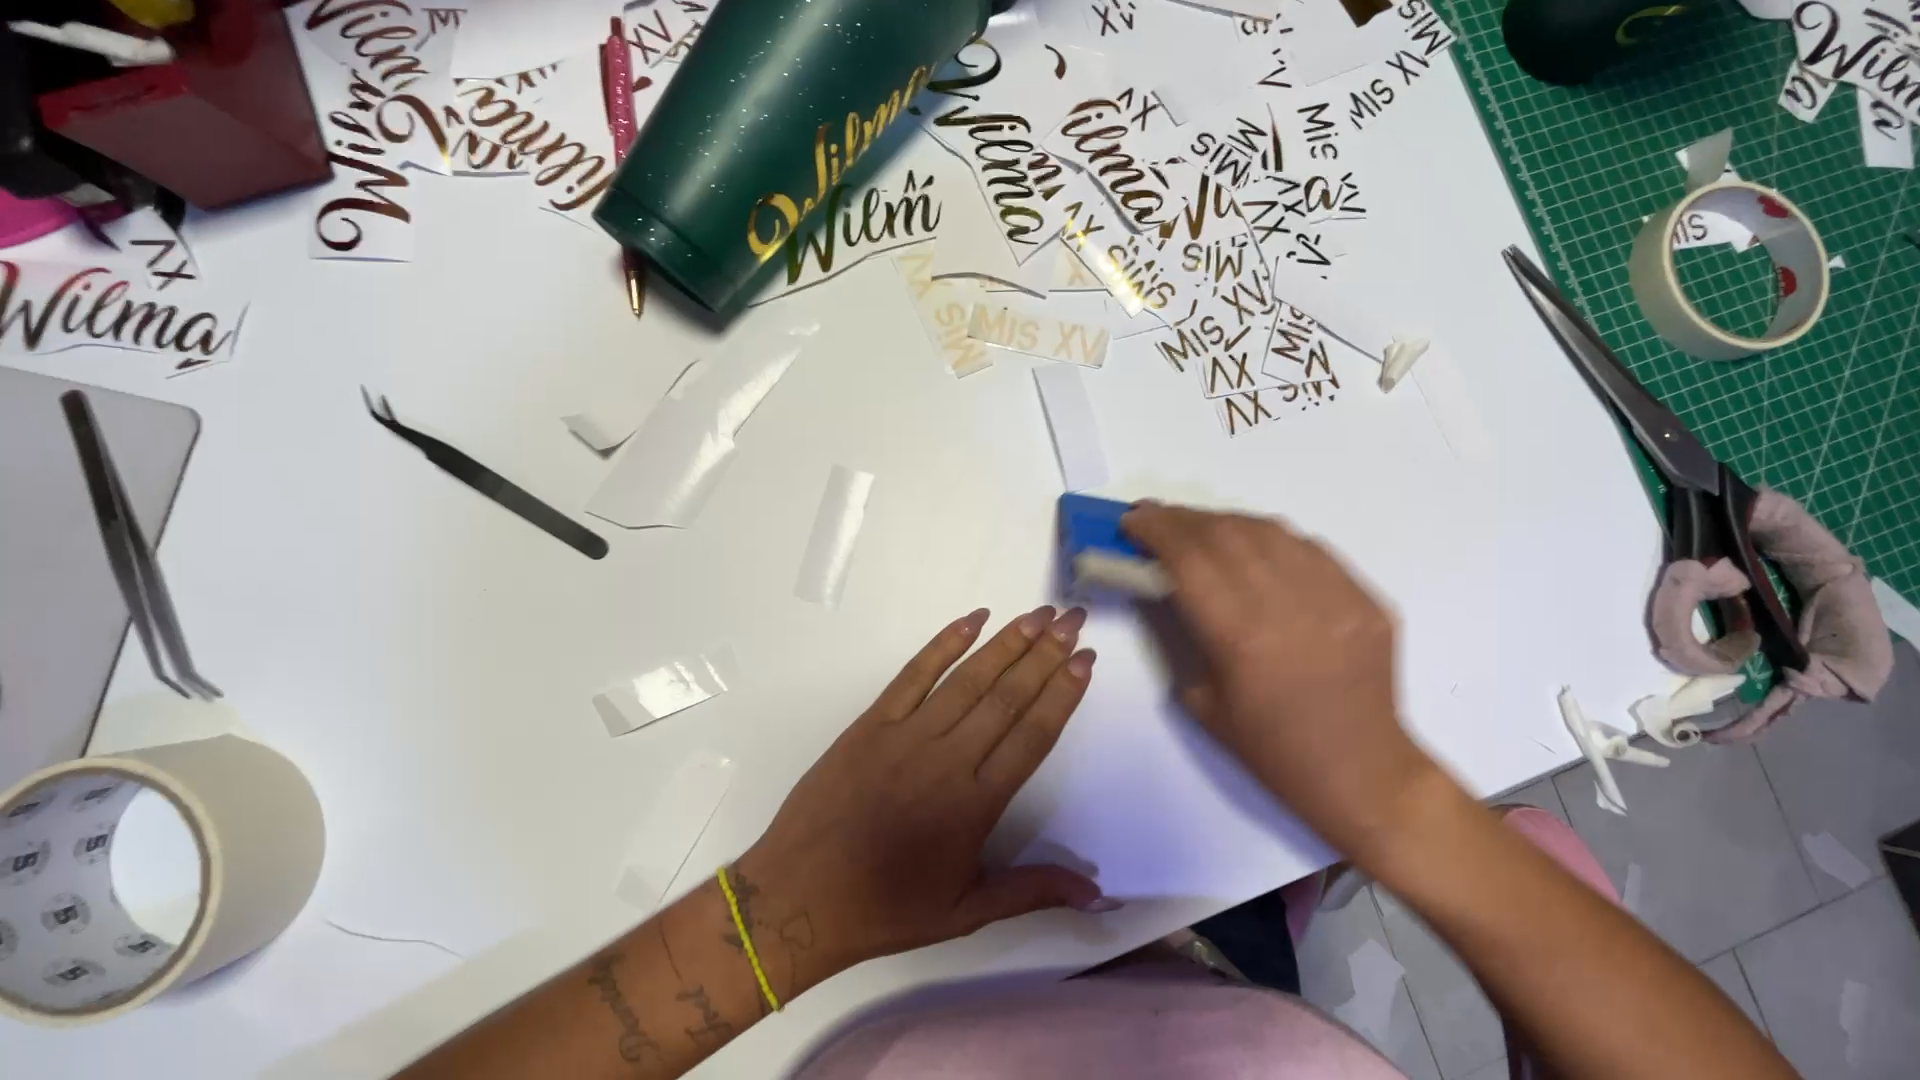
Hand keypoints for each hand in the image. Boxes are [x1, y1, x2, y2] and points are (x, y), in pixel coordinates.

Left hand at [732, 606, 1108, 996]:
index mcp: (976, 804)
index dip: (1064, 694)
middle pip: (1007, 696)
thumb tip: (1100, 894)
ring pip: (967, 678)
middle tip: (1075, 618)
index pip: (1033, 735)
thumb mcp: (965, 912)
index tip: (1087, 660)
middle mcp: (948, 759)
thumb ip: (1033, 891)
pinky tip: (971, 619)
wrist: (800, 897)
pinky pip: (913, 674)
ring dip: (1007, 642)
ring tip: (1039, 614)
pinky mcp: (870, 724)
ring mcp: (906, 735)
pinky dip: (943, 643)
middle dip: (1046, 654)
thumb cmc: (887, 908)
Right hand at [1122, 502, 1437, 854]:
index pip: (1189, 558)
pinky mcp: (1365, 598)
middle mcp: (1289, 604)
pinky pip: (1311, 549)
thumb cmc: (1271, 749)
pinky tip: (1256, 548)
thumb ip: (1184, 635)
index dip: (1156, 530)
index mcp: (1242, 637)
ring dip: (1226, 521)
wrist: (1362, 772)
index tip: (1132, 520)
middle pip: (1225, 533)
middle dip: (1182, 518)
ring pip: (1270, 530)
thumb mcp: (1203, 700)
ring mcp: (1335, 596)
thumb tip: (1170, 587)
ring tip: (1202, 527)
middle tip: (1157, 516)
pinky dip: (1273, 539)